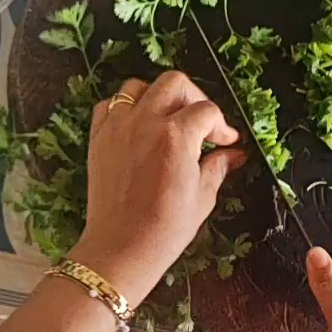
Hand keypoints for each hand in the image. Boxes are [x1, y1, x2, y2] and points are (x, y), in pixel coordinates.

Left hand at [67, 72, 245, 306]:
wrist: (122, 248)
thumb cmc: (164, 229)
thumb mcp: (202, 197)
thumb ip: (218, 167)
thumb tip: (233, 154)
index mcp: (176, 136)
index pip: (207, 111)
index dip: (222, 126)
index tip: (225, 140)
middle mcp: (145, 123)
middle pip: (174, 83)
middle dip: (194, 97)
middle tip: (201, 121)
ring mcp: (118, 128)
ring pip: (137, 87)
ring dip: (157, 96)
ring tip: (168, 118)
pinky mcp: (98, 139)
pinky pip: (109, 106)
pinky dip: (124, 108)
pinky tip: (138, 126)